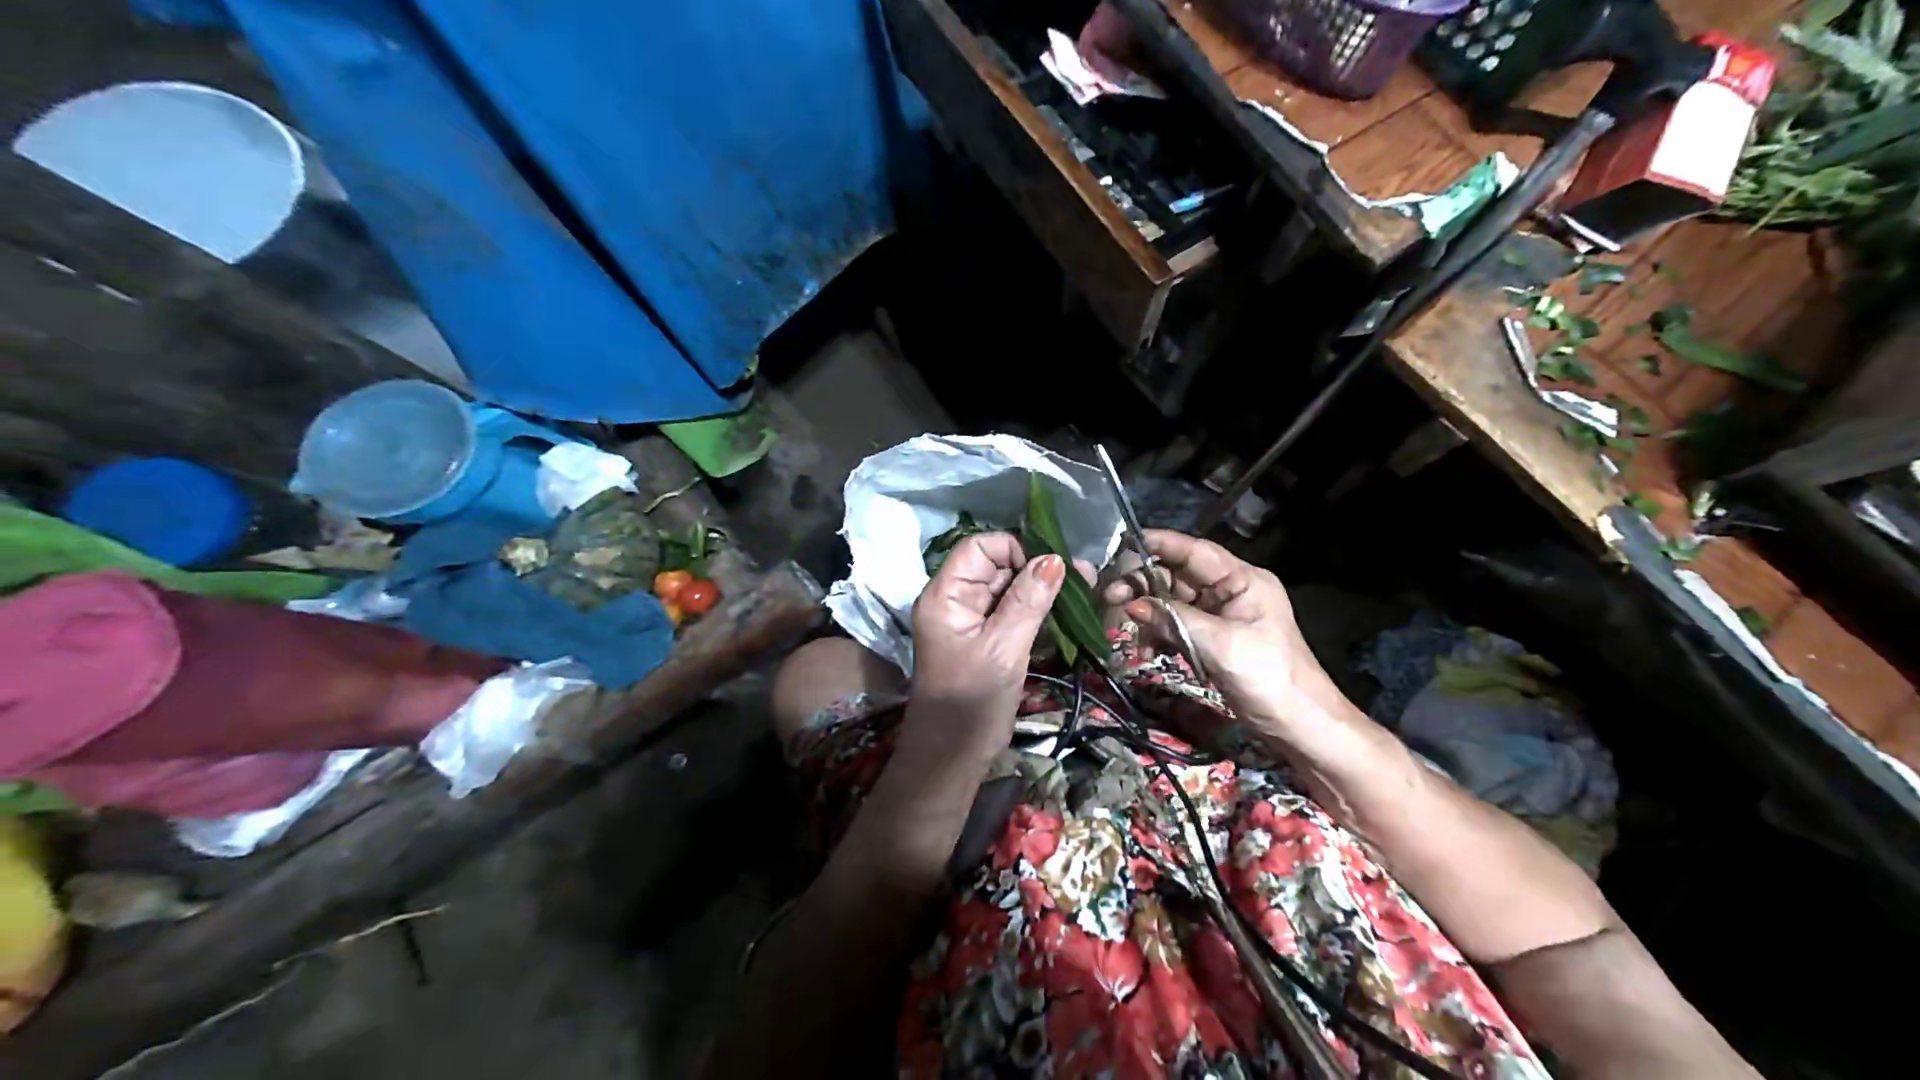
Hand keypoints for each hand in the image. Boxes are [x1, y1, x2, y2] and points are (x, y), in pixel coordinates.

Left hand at [910, 532, 1066, 750]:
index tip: (1052, 566)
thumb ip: (1028, 601)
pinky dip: (1035, 608)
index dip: (1015, 549)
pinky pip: (1009, 611)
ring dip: (1040, 587)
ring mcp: (968, 620)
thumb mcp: (1004, 648)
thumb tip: (1055, 558)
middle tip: (1082, 576)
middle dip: (1035, 566)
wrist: (952, 756)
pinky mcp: (983, 638)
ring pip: (1006, 587)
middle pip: (995, 564)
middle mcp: (954, 600)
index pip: (979, 547)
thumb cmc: (972, 702)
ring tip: (1083, 588)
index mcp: (945, 595)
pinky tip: (1065, 610)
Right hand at [1102, 530, 1344, 741]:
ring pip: (1171, 601)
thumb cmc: (1268, 676)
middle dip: (1143, 584)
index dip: (1160, 544)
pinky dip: (1157, 636)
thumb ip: (1174, 619)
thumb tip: (1131, 605)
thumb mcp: (1219, 643)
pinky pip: (1175, 626)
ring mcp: (1219, 616)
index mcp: (1243, 580)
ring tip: (1124, 628)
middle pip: (1177, 575)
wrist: (1299, 726)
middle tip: (1109, 595)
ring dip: (1146, 614)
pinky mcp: (1211, 639)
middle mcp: (1229, 591)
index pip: (1195, 551)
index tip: (1123, 544)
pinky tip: (1144, 652)